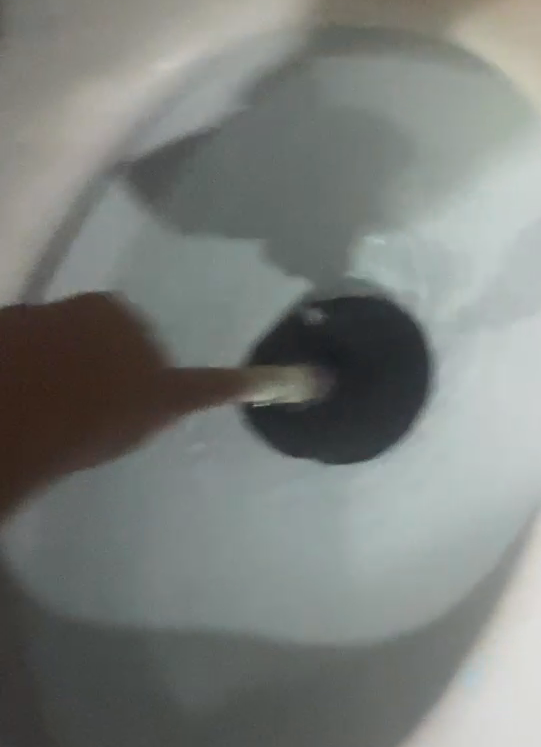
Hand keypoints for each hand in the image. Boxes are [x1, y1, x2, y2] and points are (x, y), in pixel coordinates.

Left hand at [0, 293, 245, 504]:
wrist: (7, 439)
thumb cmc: (99, 413)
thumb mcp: (174, 400)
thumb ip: (226, 384)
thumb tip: (304, 377)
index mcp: (109, 310)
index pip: (132, 324)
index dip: (137, 355)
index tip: (133, 387)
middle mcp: (53, 306)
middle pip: (81, 331)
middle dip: (89, 356)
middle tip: (96, 399)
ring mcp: (3, 327)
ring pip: (36, 346)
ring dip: (46, 369)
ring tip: (52, 411)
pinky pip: (4, 362)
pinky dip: (13, 380)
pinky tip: (19, 411)